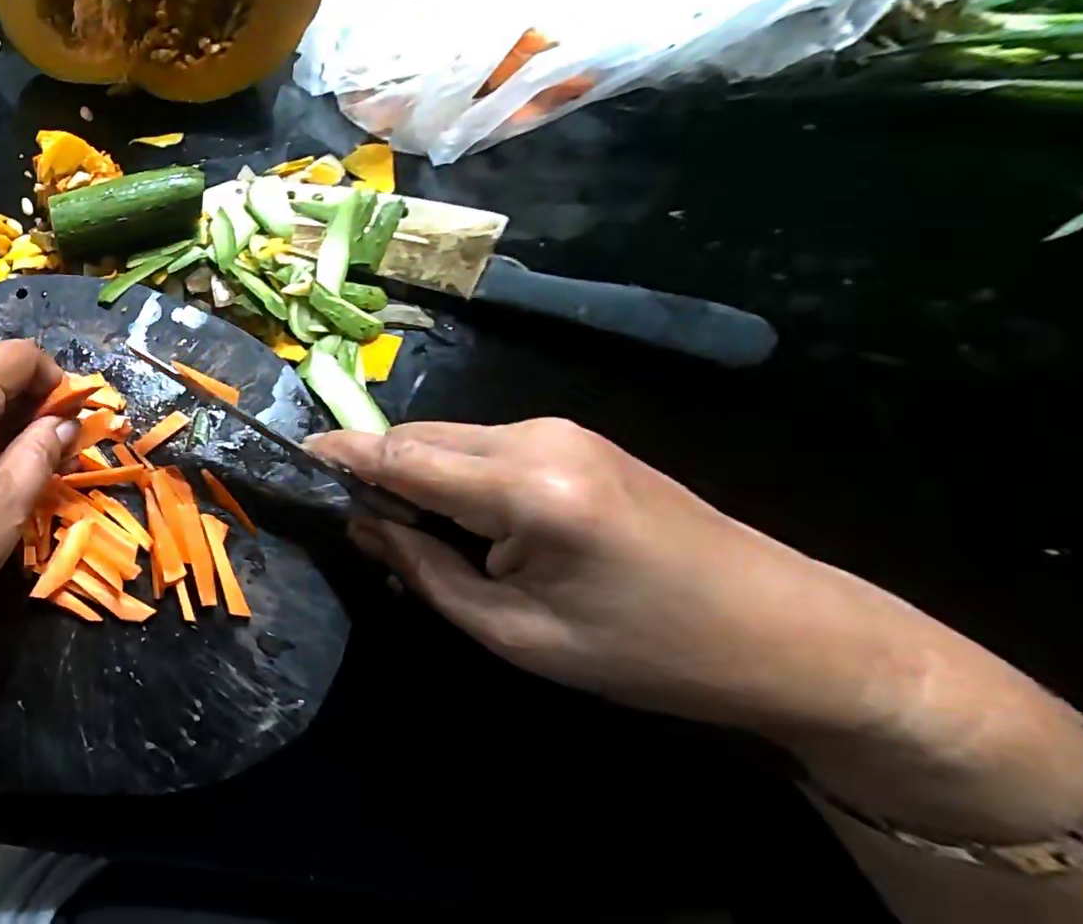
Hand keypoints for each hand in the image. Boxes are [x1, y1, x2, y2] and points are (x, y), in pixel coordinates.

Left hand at [0, 341, 72, 661]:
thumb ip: (45, 450)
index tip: (74, 425)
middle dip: (39, 401)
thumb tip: (69, 424)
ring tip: (36, 461)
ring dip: (17, 417)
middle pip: (2, 369)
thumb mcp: (10, 502)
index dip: (58, 383)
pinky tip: (1, 466)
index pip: (24, 356)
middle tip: (60, 448)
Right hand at [307, 419, 1082, 841]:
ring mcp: (558, 429)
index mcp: (526, 488)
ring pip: (449, 437)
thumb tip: (363, 521)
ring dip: (413, 472)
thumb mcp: (518, 634)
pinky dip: (450, 471)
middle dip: (375, 468)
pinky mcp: (572, 438)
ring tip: (405, 527)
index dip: (340, 454)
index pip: (402, 454)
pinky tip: (458, 516)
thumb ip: (426, 569)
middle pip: (420, 436)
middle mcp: (537, 437)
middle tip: (351, 518)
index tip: (292, 458)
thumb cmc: (647, 652)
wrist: (791, 633)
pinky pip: (482, 444)